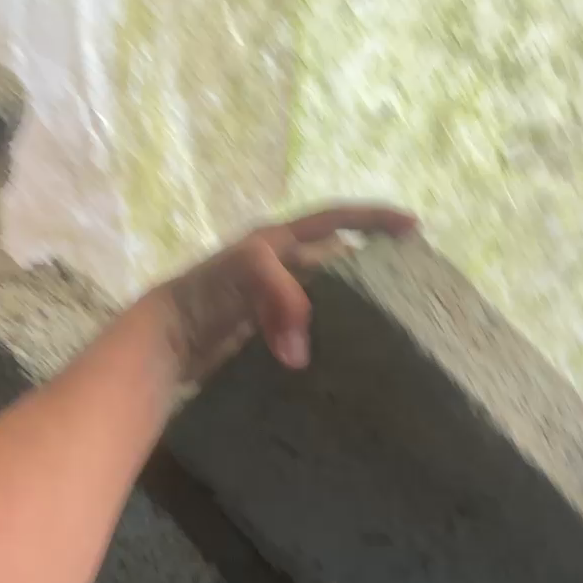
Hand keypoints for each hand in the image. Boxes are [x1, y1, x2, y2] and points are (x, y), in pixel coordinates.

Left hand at [147, 206, 416, 383]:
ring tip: (390, 332)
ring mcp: (276, 307)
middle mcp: (282, 271)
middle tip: (409, 291)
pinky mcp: (271, 340)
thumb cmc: (206, 293)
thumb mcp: (247, 271)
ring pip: (326, 305)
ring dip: (353, 316)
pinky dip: (329, 346)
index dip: (373, 221)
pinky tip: (349, 361)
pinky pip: (310, 337)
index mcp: (279, 244)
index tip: (414, 229)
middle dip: (370, 274)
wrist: (168, 340)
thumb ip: (282, 297)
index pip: (335, 220)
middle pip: (337, 266)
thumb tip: (301, 354)